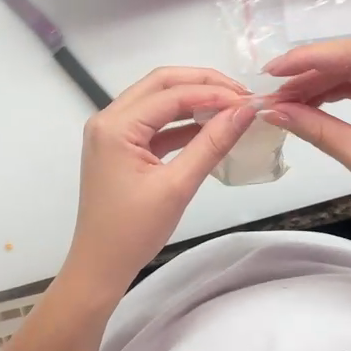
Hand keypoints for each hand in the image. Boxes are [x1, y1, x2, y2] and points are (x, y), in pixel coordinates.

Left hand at [63, 67, 255, 289]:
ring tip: (232, 108)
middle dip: (203, 85)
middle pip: (161, 85)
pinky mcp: (119, 148)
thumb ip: (212, 144)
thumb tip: (245, 112)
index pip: (170, 94)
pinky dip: (181, 123)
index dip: (213, 93)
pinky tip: (210, 127)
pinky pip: (154, 124)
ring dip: (193, 100)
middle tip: (241, 95)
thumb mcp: (177, 187)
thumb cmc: (133, 231)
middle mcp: (107, 120)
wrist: (100, 266)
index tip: (250, 99)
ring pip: (157, 101)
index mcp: (115, 126)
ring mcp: (111, 133)